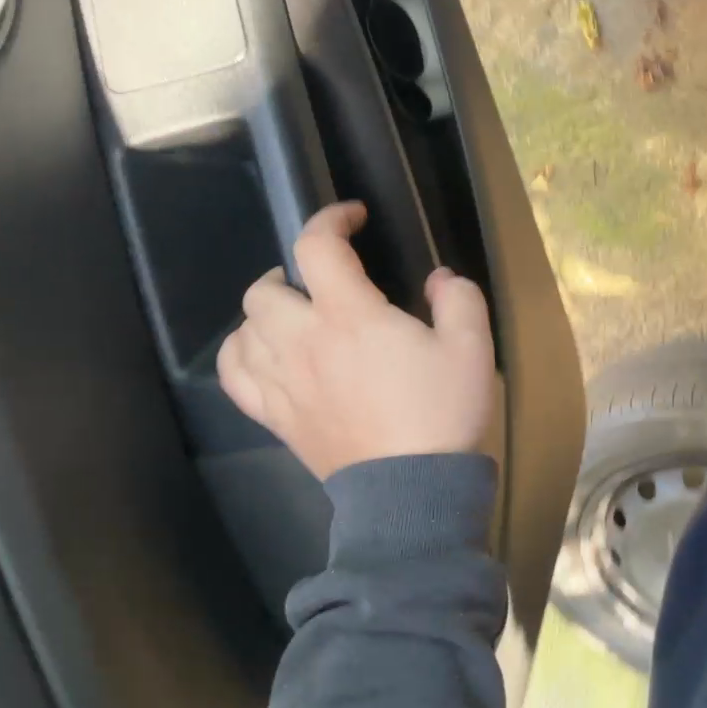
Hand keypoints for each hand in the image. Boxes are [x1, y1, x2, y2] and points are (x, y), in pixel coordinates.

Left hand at [217, 201, 496, 479]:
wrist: (412, 490)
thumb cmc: (443, 410)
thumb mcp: (473, 345)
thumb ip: (458, 297)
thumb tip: (437, 279)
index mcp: (351, 316)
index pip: (316, 247)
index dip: (330, 219)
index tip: (353, 218)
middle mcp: (304, 342)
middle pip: (264, 289)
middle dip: (293, 272)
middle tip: (326, 280)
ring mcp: (282, 383)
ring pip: (243, 329)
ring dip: (267, 311)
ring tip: (297, 313)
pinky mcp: (276, 417)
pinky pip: (234, 375)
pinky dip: (241, 352)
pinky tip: (265, 352)